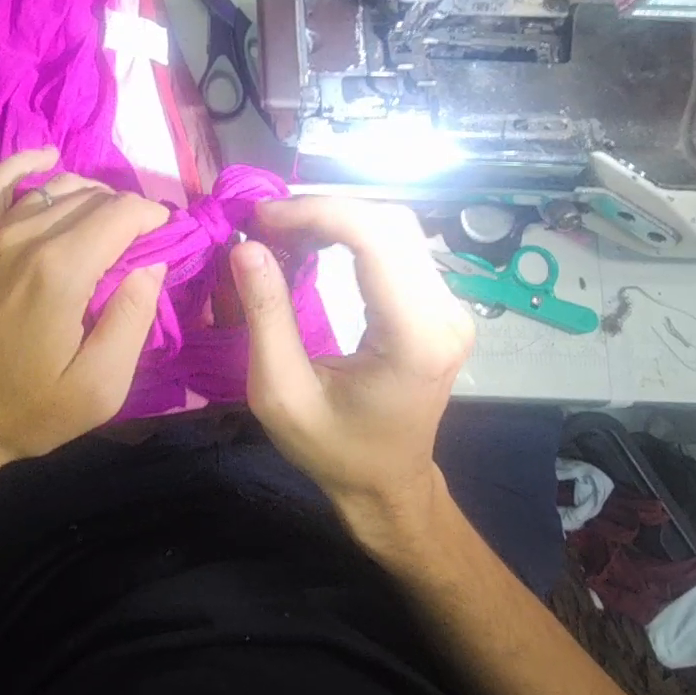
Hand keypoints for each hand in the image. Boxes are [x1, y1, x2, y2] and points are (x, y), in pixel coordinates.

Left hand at [0, 148, 169, 521]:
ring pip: (55, 188)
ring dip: (92, 198)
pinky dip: (26, 164)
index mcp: (61, 268)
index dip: (157, 222)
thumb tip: (152, 265)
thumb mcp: (98, 388)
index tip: (169, 245)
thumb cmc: (21, 412)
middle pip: (94, 197)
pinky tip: (47, 158)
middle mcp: (24, 235)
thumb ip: (133, 319)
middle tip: (143, 249)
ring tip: (111, 228)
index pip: (125, 212)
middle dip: (129, 214)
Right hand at [231, 197, 473, 545]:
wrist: (386, 484)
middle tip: (264, 224)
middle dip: (321, 210)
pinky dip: (350, 236)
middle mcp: (444, 313)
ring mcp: (449, 307)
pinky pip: (397, 248)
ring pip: (395, 228)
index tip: (260, 218)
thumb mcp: (281, 392)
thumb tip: (246, 247)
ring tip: (281, 233)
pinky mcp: (439, 306)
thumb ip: (265, 316)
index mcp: (413, 336)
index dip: (315, 212)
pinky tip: (312, 246)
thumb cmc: (333, 449)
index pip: (375, 238)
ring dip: (335, 219)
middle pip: (389, 223)